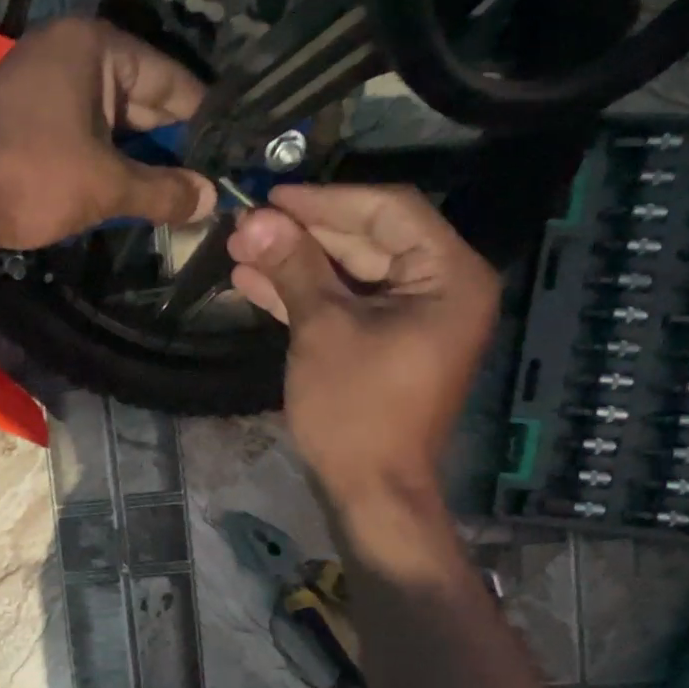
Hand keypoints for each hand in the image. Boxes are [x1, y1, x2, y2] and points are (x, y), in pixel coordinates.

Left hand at [0, 18, 215, 250]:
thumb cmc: (31, 175)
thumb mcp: (106, 185)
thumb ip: (163, 191)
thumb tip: (211, 201)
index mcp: (94, 46)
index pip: (170, 79)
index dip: (203, 122)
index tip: (231, 156)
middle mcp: (67, 54)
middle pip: (139, 99)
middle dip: (171, 145)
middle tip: (209, 183)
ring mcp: (40, 86)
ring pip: (109, 122)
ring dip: (138, 160)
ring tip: (179, 195)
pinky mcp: (22, 121)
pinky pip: (80, 136)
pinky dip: (104, 162)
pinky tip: (129, 193)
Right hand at [227, 185, 499, 526]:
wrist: (370, 490)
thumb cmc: (356, 409)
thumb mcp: (322, 330)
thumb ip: (294, 267)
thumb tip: (256, 220)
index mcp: (449, 275)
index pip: (389, 211)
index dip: (326, 201)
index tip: (272, 197)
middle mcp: (440, 288)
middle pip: (367, 240)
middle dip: (303, 234)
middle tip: (246, 225)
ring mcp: (412, 318)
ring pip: (349, 273)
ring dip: (295, 263)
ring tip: (239, 250)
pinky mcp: (384, 343)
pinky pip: (346, 305)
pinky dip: (305, 295)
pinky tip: (254, 282)